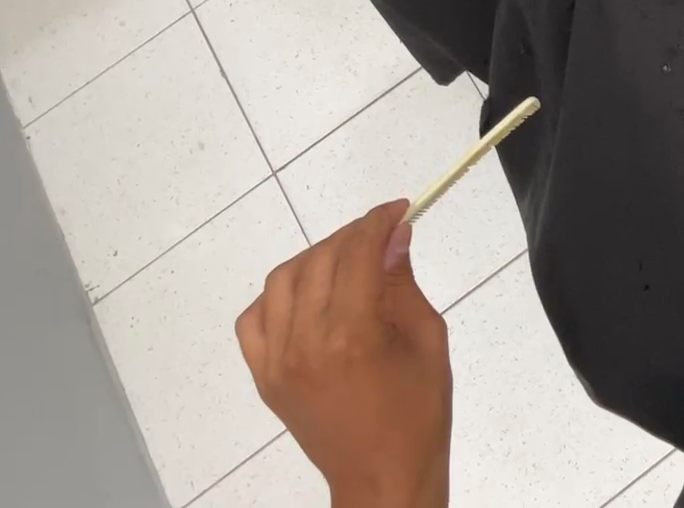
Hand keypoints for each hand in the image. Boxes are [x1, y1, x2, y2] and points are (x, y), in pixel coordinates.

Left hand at [236, 201, 450, 507]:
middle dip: (354, 234)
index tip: (399, 208)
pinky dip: (280, 293)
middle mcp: (306, 342)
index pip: (357, 252)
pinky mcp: (264, 376)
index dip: (378, 221)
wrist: (383, 474)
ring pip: (284, 280)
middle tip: (383, 232)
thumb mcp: (427, 336)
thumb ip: (403, 282)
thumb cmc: (419, 407)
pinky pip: (256, 317)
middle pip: (321, 258)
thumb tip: (395, 235)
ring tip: (349, 257)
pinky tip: (311, 293)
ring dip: (318, 256)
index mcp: (353, 334)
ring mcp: (277, 361)